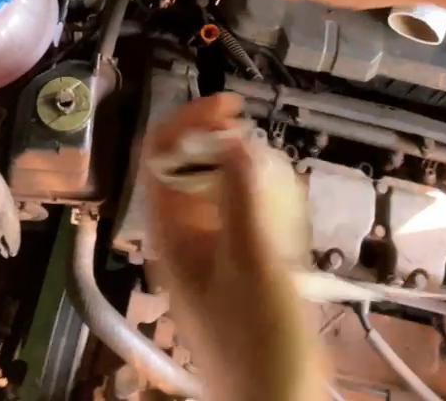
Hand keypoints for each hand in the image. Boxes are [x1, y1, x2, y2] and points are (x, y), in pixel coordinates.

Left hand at [142, 94, 324, 400]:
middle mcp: (182, 236)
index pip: (161, 157)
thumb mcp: (252, 263)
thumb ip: (242, 197)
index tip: (228, 106)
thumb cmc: (259, 340)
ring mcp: (208, 250)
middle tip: (253, 133)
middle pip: (188, 168)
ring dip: (240, 169)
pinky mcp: (235, 263)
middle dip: (218, 143)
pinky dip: (257, 196)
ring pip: (215, 188)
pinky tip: (284, 207)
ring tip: (271, 169)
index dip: (188, 123)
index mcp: (170, 233)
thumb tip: (234, 139)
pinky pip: (238, 212)